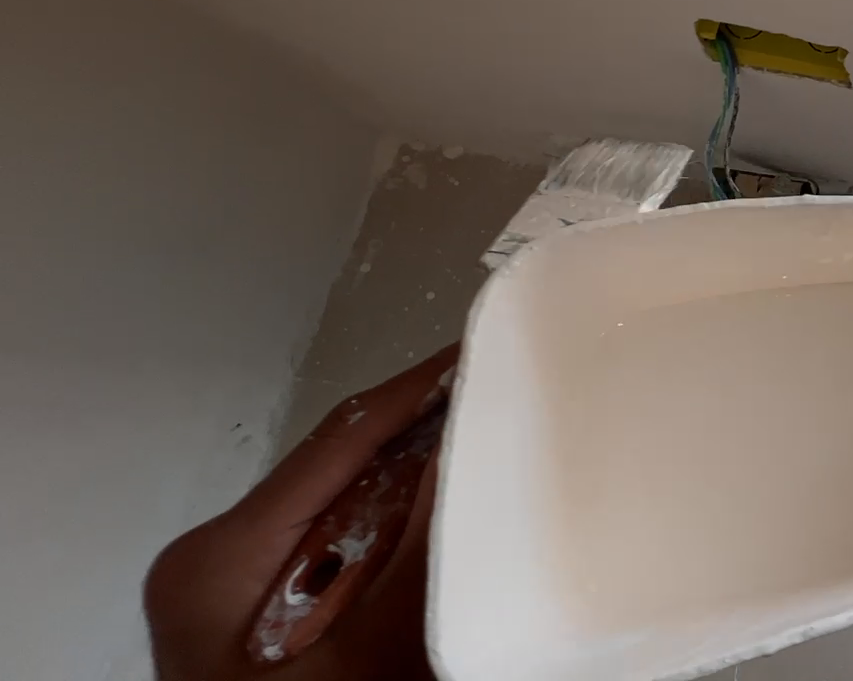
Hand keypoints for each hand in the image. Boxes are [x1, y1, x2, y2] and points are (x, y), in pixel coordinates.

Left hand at [144, 344, 458, 680]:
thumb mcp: (382, 635)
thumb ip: (426, 536)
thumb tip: (471, 435)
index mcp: (225, 554)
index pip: (343, 437)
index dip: (418, 386)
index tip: (480, 347)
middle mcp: (219, 545)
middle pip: (343, 452)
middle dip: (426, 415)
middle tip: (502, 380)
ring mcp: (236, 561)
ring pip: (346, 478)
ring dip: (417, 452)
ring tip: (487, 414)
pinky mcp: (259, 579)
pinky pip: (343, 510)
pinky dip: (399, 492)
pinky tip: (448, 476)